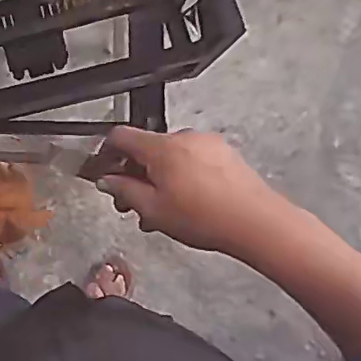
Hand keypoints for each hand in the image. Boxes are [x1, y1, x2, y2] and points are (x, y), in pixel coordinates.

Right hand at [95, 127, 298, 261]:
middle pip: (146, 148)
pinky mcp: (224, 155)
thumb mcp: (151, 208)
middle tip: (130, 200)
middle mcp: (184, 138)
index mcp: (161, 147)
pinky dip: (180, 176)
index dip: (105, 153)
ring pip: (169, 156)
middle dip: (133, 173)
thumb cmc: (208, 217)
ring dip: (158, 178)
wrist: (257, 223)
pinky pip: (191, 159)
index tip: (103, 169)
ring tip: (160, 209)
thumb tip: (107, 180)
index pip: (120, 136)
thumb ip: (123, 190)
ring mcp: (207, 144)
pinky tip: (184, 203)